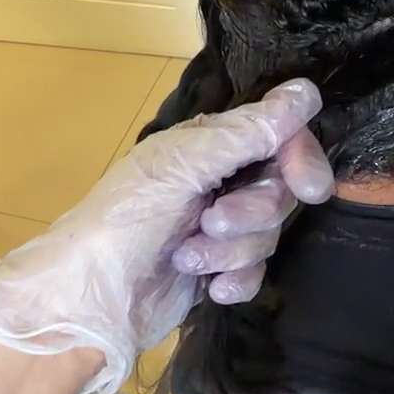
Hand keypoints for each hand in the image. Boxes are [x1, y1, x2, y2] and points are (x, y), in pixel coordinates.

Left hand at [0, 80, 334, 393]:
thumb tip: (307, 90)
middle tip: (214, 221)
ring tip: (189, 256)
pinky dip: (235, 280)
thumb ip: (246, 132)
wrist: (86, 302)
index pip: (284, 138)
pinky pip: (257, 272)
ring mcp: (224, 228)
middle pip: (282, 191)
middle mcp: (224, 181)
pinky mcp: (221, 269)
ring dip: (232, 250)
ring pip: (269, 234)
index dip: (302, 160)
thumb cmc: (124, 219)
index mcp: (213, 146)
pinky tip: (208, 287)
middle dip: (253, 213)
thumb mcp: (182, 167)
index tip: (307, 187)